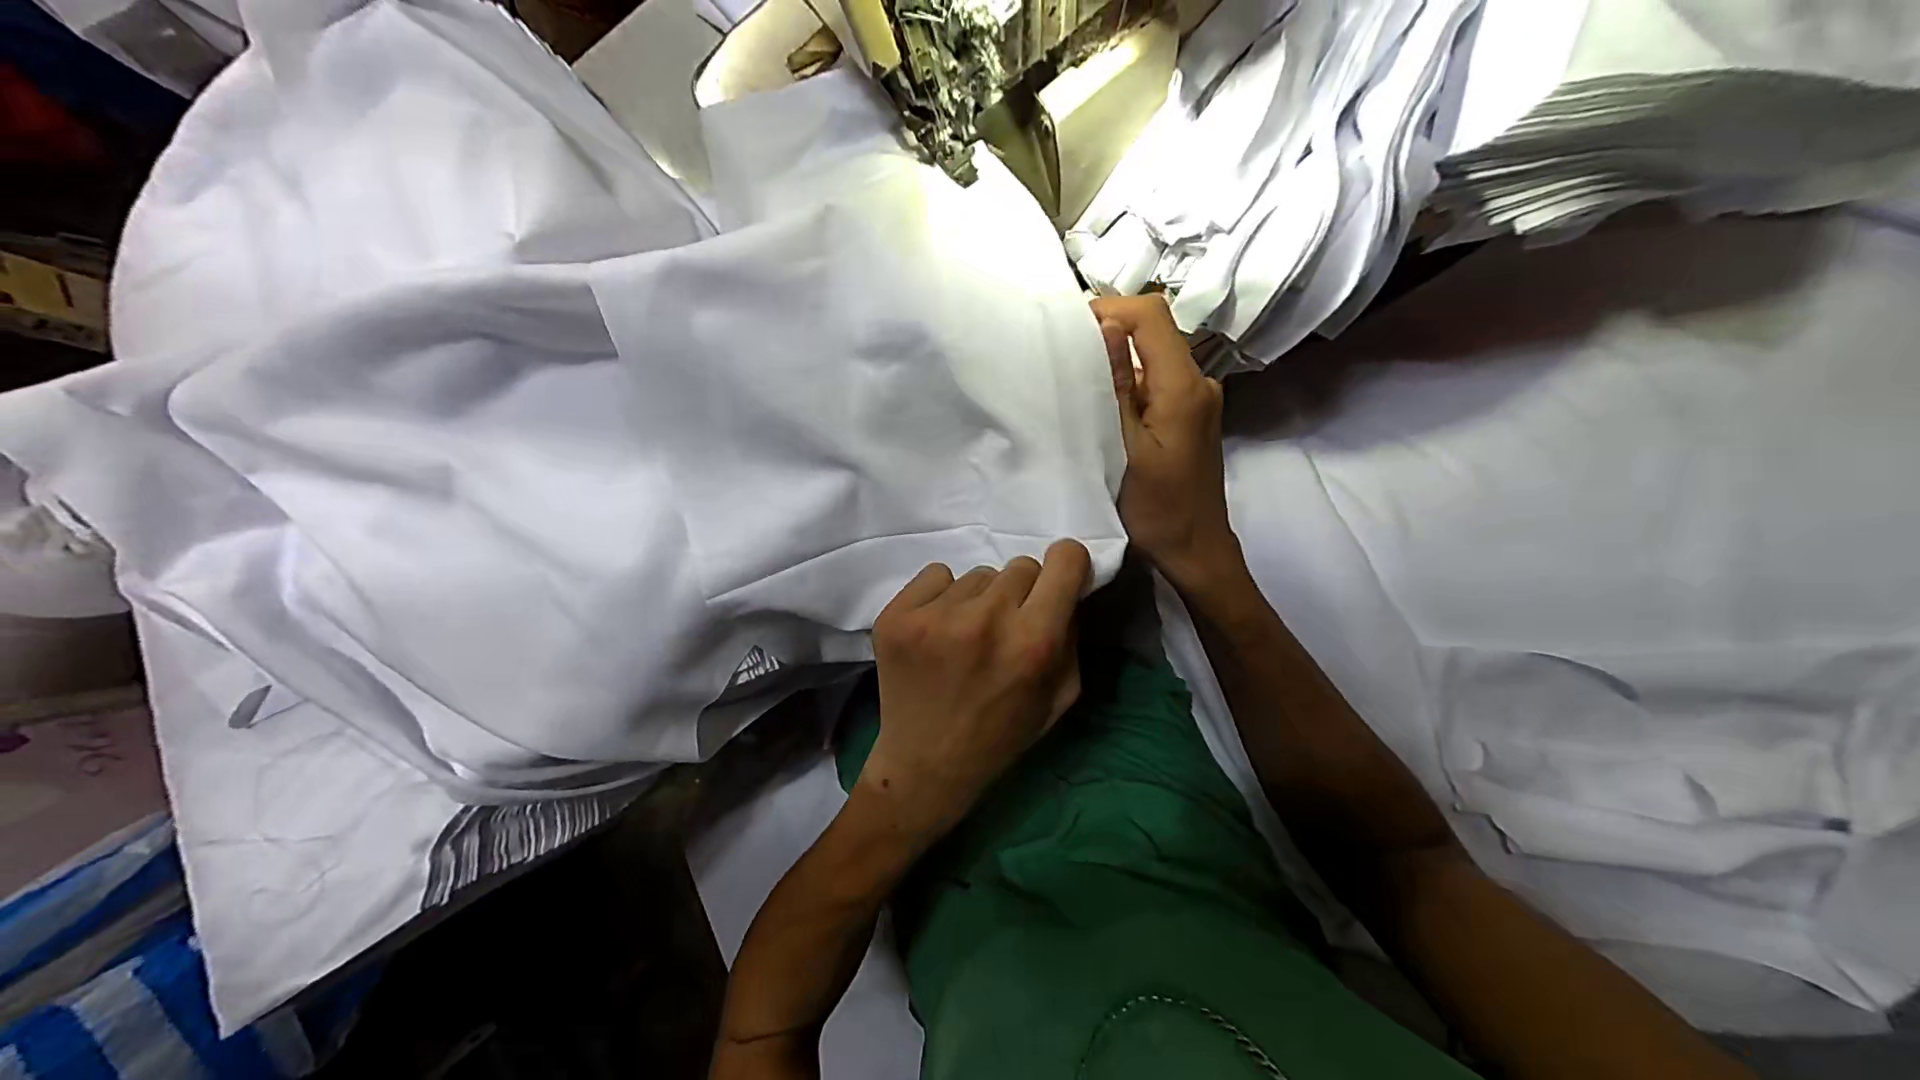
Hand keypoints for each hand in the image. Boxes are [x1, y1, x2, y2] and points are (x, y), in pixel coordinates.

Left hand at [862, 540, 1091, 836]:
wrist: (928, 763)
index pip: (1065, 560)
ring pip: (977, 574)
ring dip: (979, 599)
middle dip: (1022, 592)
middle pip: (1020, 565)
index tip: (1059, 578)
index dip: (1067, 565)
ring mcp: (936, 615)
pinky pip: (936, 575)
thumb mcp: (1061, 695)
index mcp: (1034, 641)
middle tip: (1006, 627)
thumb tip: (1066, 585)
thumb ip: (1070, 635)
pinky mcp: (897, 615)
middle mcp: (986, 619)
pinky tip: (937, 633)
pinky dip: (941, 597)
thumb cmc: (1003, 733)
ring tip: (966, 638)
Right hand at [1093, 295, 1241, 593]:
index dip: (1111, 309)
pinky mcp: (1190, 413)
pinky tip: (1102, 402)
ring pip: (1154, 355)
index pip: (1152, 316)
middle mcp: (1199, 382)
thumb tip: (1105, 327)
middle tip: (1063, 353)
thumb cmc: (1156, 509)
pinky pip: (1158, 379)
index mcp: (1184, 388)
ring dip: (1117, 359)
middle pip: (1154, 331)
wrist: (1194, 549)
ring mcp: (1197, 398)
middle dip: (1109, 331)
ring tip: (1076, 379)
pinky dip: (1129, 380)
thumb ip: (1118, 387)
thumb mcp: (1125, 449)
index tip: (1069, 327)